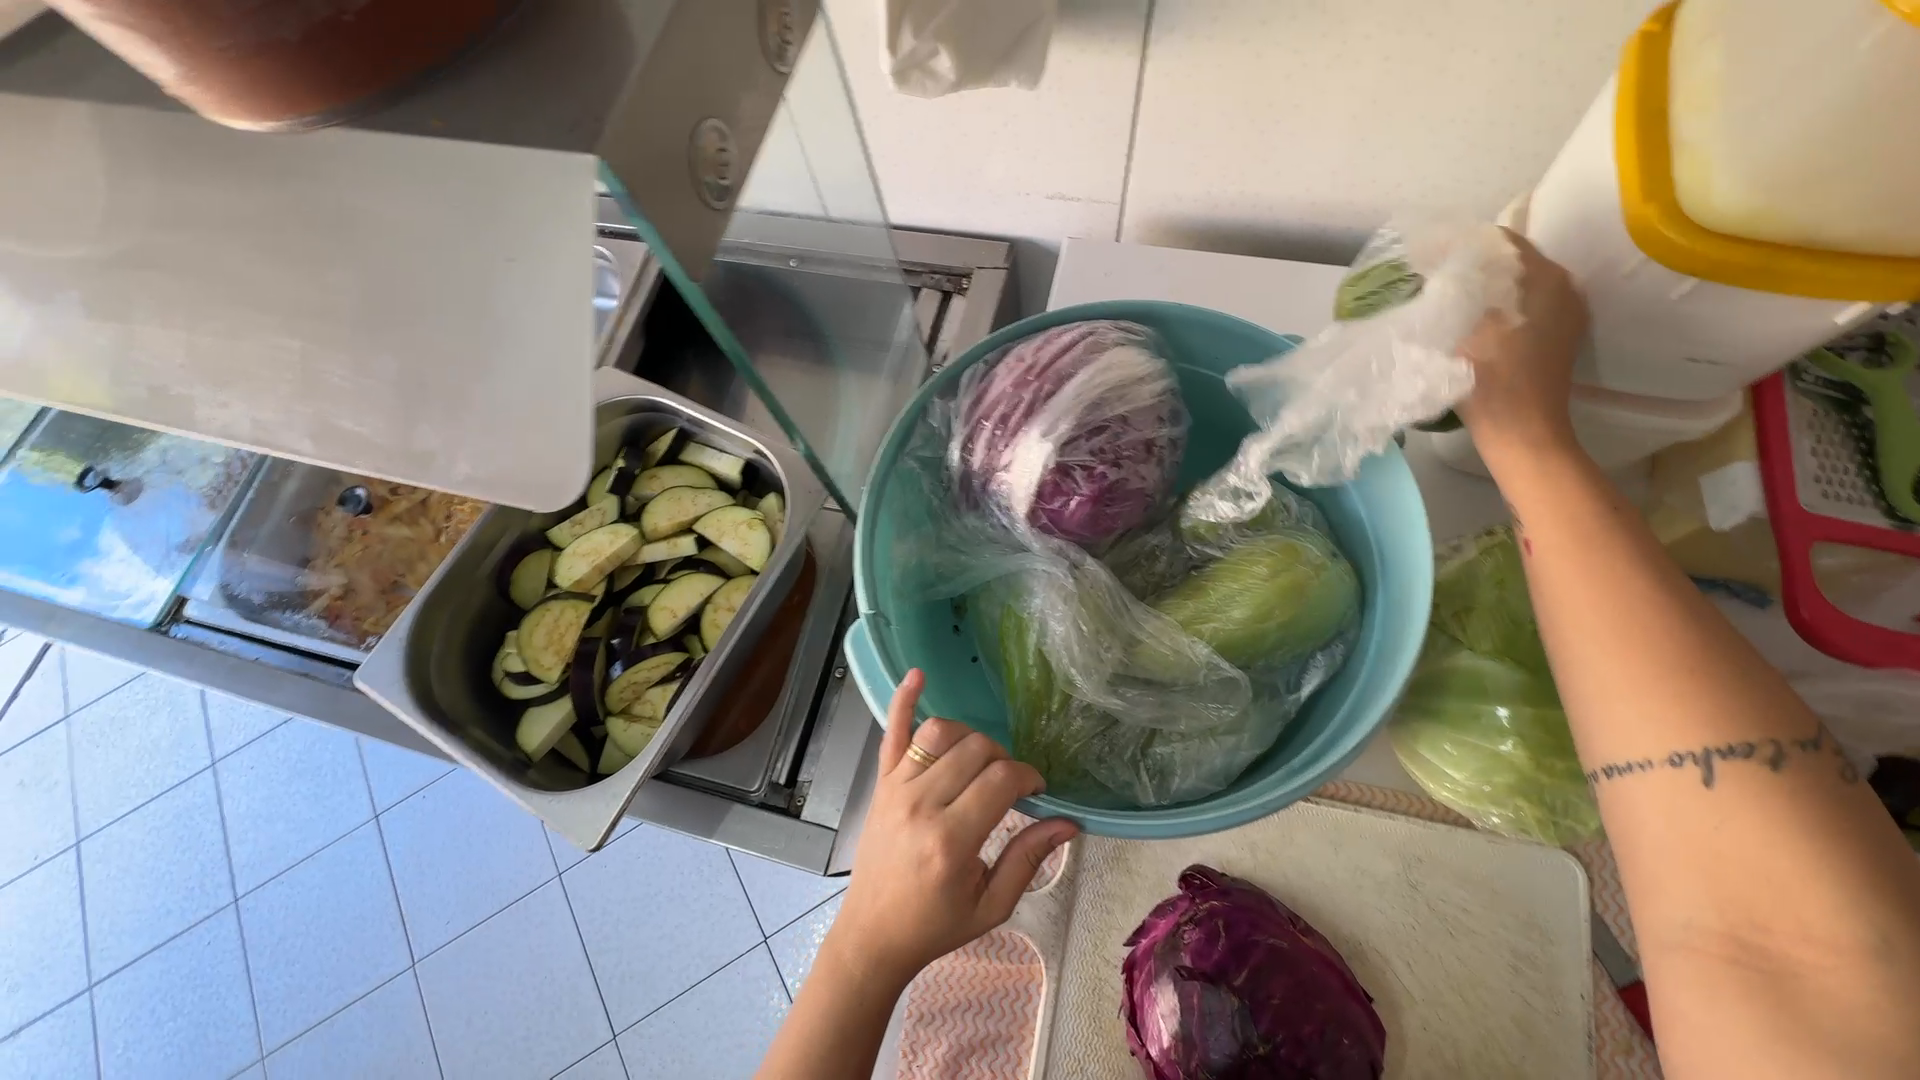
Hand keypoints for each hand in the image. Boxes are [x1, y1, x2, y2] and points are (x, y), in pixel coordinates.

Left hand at [827, 669, 1078, 989]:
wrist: (874, 935)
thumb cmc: (935, 924)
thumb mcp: (993, 905)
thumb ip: (1028, 858)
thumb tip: (1069, 822)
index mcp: (951, 841)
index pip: (1001, 780)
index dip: (1029, 776)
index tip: (1036, 791)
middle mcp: (921, 805)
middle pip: (976, 750)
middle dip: (1005, 759)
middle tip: (1009, 785)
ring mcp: (896, 789)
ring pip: (941, 733)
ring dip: (970, 736)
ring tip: (981, 760)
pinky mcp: (881, 784)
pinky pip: (892, 733)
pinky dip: (903, 701)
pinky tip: (918, 675)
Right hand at [1456, 229, 1589, 467]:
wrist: (1522, 431)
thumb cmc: (1489, 379)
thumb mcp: (1461, 328)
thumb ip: (1453, 290)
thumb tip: (1436, 268)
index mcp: (1544, 276)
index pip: (1501, 239)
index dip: (1463, 244)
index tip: (1429, 256)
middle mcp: (1563, 286)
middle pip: (1511, 261)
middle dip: (1473, 264)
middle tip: (1433, 275)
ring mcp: (1566, 313)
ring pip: (1517, 284)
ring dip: (1485, 287)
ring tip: (1447, 296)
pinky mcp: (1559, 337)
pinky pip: (1525, 306)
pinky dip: (1498, 306)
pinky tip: (1471, 321)